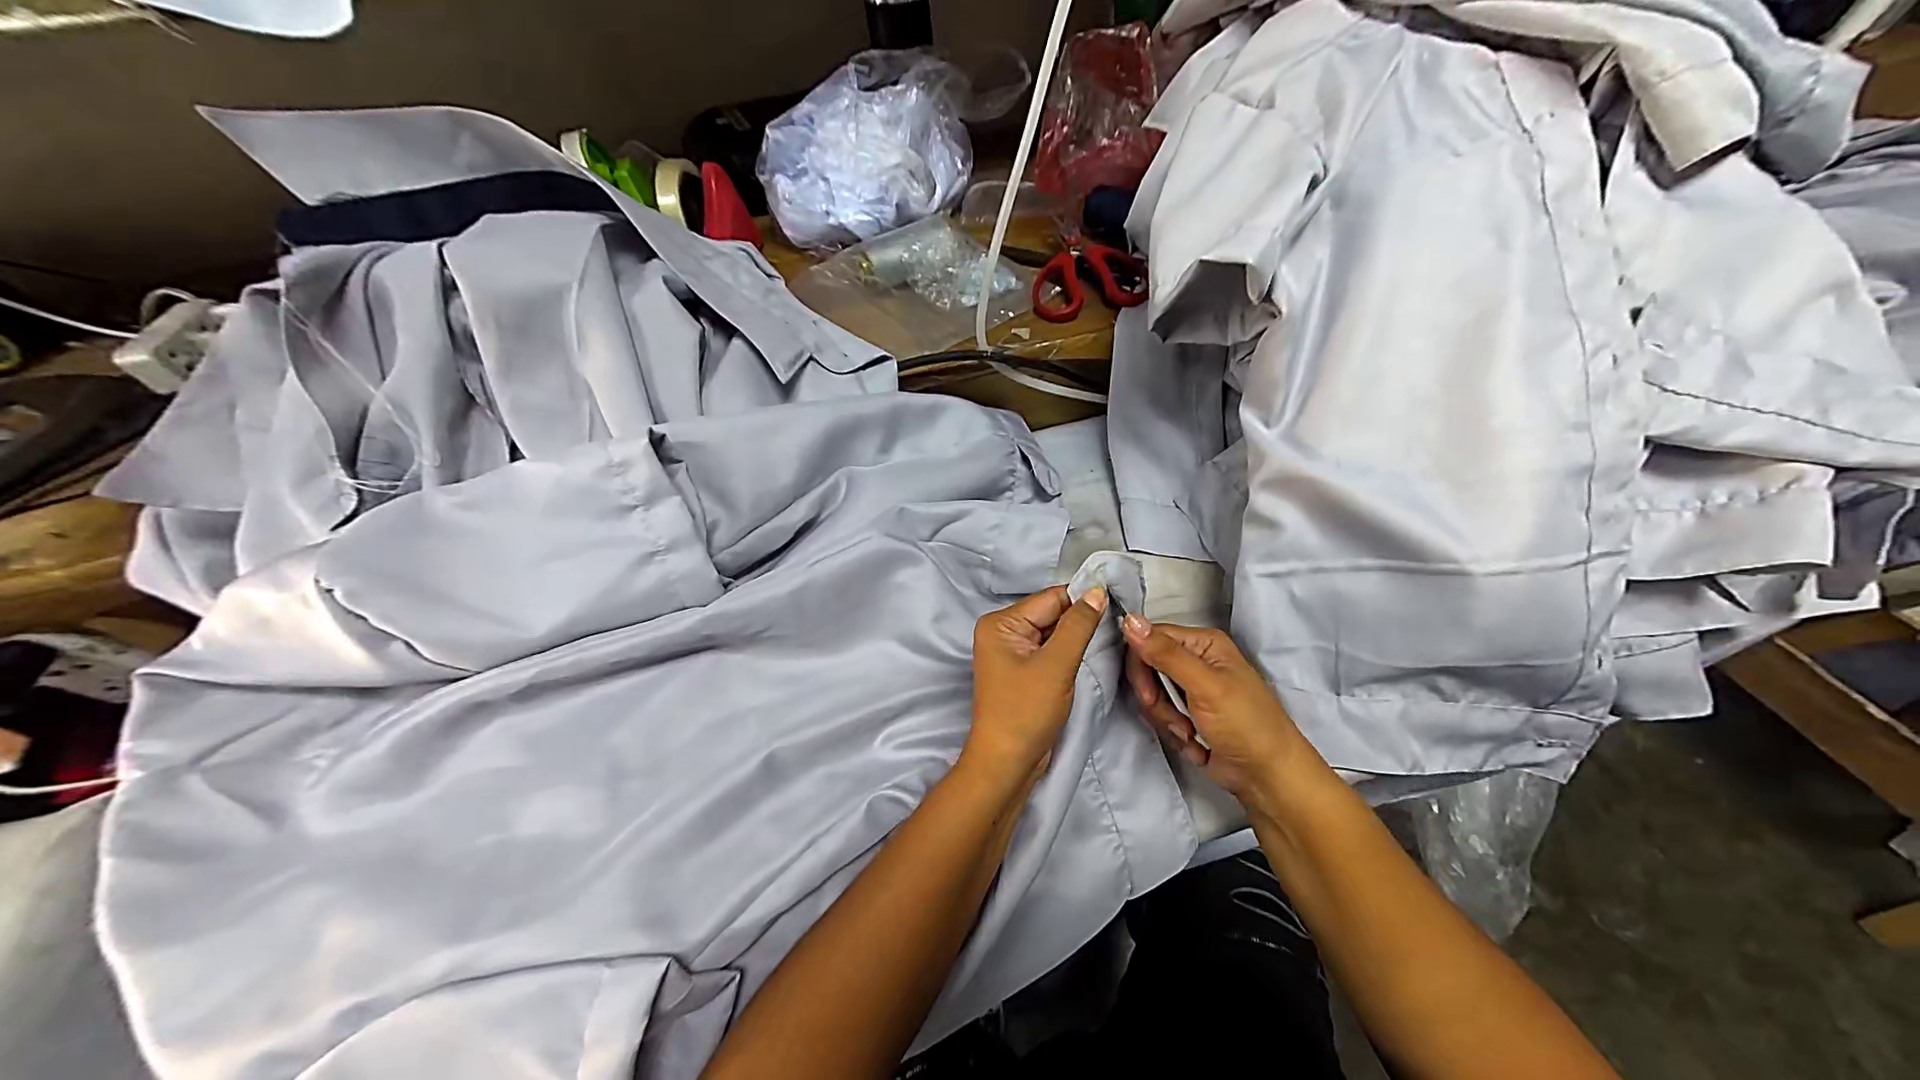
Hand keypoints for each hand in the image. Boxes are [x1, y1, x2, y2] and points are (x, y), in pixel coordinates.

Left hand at [966, 585, 1107, 778]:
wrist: (1008, 763)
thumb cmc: (1025, 714)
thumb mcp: (1056, 665)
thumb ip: (1078, 626)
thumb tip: (1096, 591)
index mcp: (1000, 623)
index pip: (1051, 598)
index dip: (1083, 602)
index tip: (1117, 606)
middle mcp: (1002, 632)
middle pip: (1052, 613)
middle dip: (1080, 622)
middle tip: (1114, 630)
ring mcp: (1011, 652)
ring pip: (1055, 632)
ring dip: (1076, 639)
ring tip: (1101, 646)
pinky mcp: (1023, 670)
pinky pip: (1051, 650)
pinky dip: (1068, 654)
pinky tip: (1084, 660)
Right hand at [1121, 617, 1326, 818]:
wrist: (1268, 775)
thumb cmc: (1246, 726)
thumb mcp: (1205, 686)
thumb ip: (1166, 654)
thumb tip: (1130, 620)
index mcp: (1203, 643)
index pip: (1149, 639)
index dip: (1142, 666)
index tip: (1149, 696)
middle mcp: (1196, 659)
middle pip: (1147, 669)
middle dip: (1157, 701)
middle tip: (1177, 721)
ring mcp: (1191, 687)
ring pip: (1151, 696)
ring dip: (1167, 721)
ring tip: (1192, 735)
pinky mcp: (1188, 712)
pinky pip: (1160, 715)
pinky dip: (1174, 733)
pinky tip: (1197, 744)